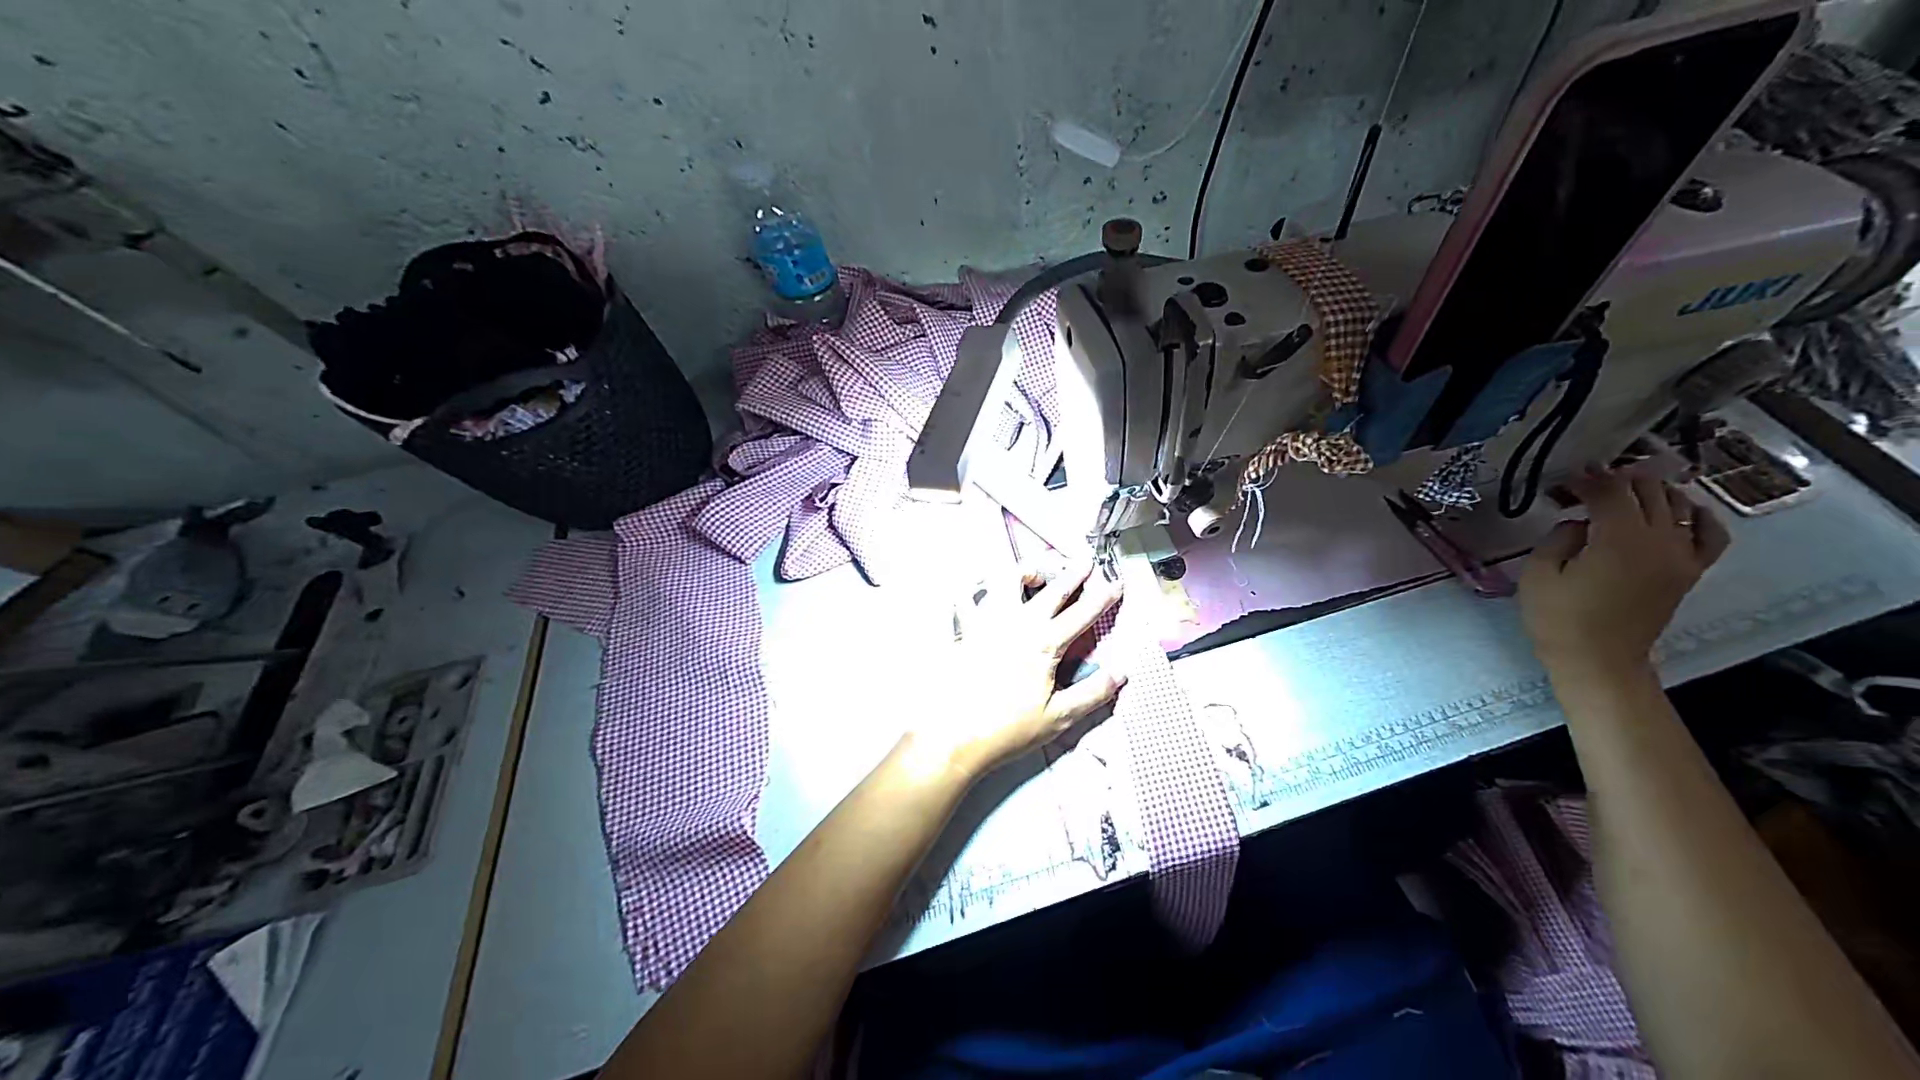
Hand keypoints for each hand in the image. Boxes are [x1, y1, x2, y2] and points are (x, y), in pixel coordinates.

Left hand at [906, 561, 1125, 782]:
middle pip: (1050, 588)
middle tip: (1084, 563)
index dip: (1102, 597)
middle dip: (1072, 573)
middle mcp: (1016, 624)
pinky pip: (965, 598)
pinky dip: (972, 589)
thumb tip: (1120, 674)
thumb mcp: (1059, 717)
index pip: (1082, 613)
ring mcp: (987, 623)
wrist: (956, 735)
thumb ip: (1092, 693)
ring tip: (1032, 572)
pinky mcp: (964, 630)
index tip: (1115, 584)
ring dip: (1022, 570)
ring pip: (1004, 580)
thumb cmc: (1008, 729)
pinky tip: (977, 588)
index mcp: (1044, 643)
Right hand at [1520, 466, 1730, 677]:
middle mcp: (1659, 540)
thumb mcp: (1539, 573)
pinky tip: (1681, 510)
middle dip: (1618, 480)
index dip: (1588, 479)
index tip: (1567, 478)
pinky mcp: (1689, 571)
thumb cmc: (1559, 617)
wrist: (1598, 659)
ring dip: (1652, 491)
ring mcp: (1681, 555)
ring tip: (1625, 490)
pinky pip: (1709, 534)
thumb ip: (1560, 537)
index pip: (1611, 491)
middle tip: (1588, 482)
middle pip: (1647, 492)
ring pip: (1677, 504)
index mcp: (1619, 539)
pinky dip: (1698, 516)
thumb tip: (1580, 523)